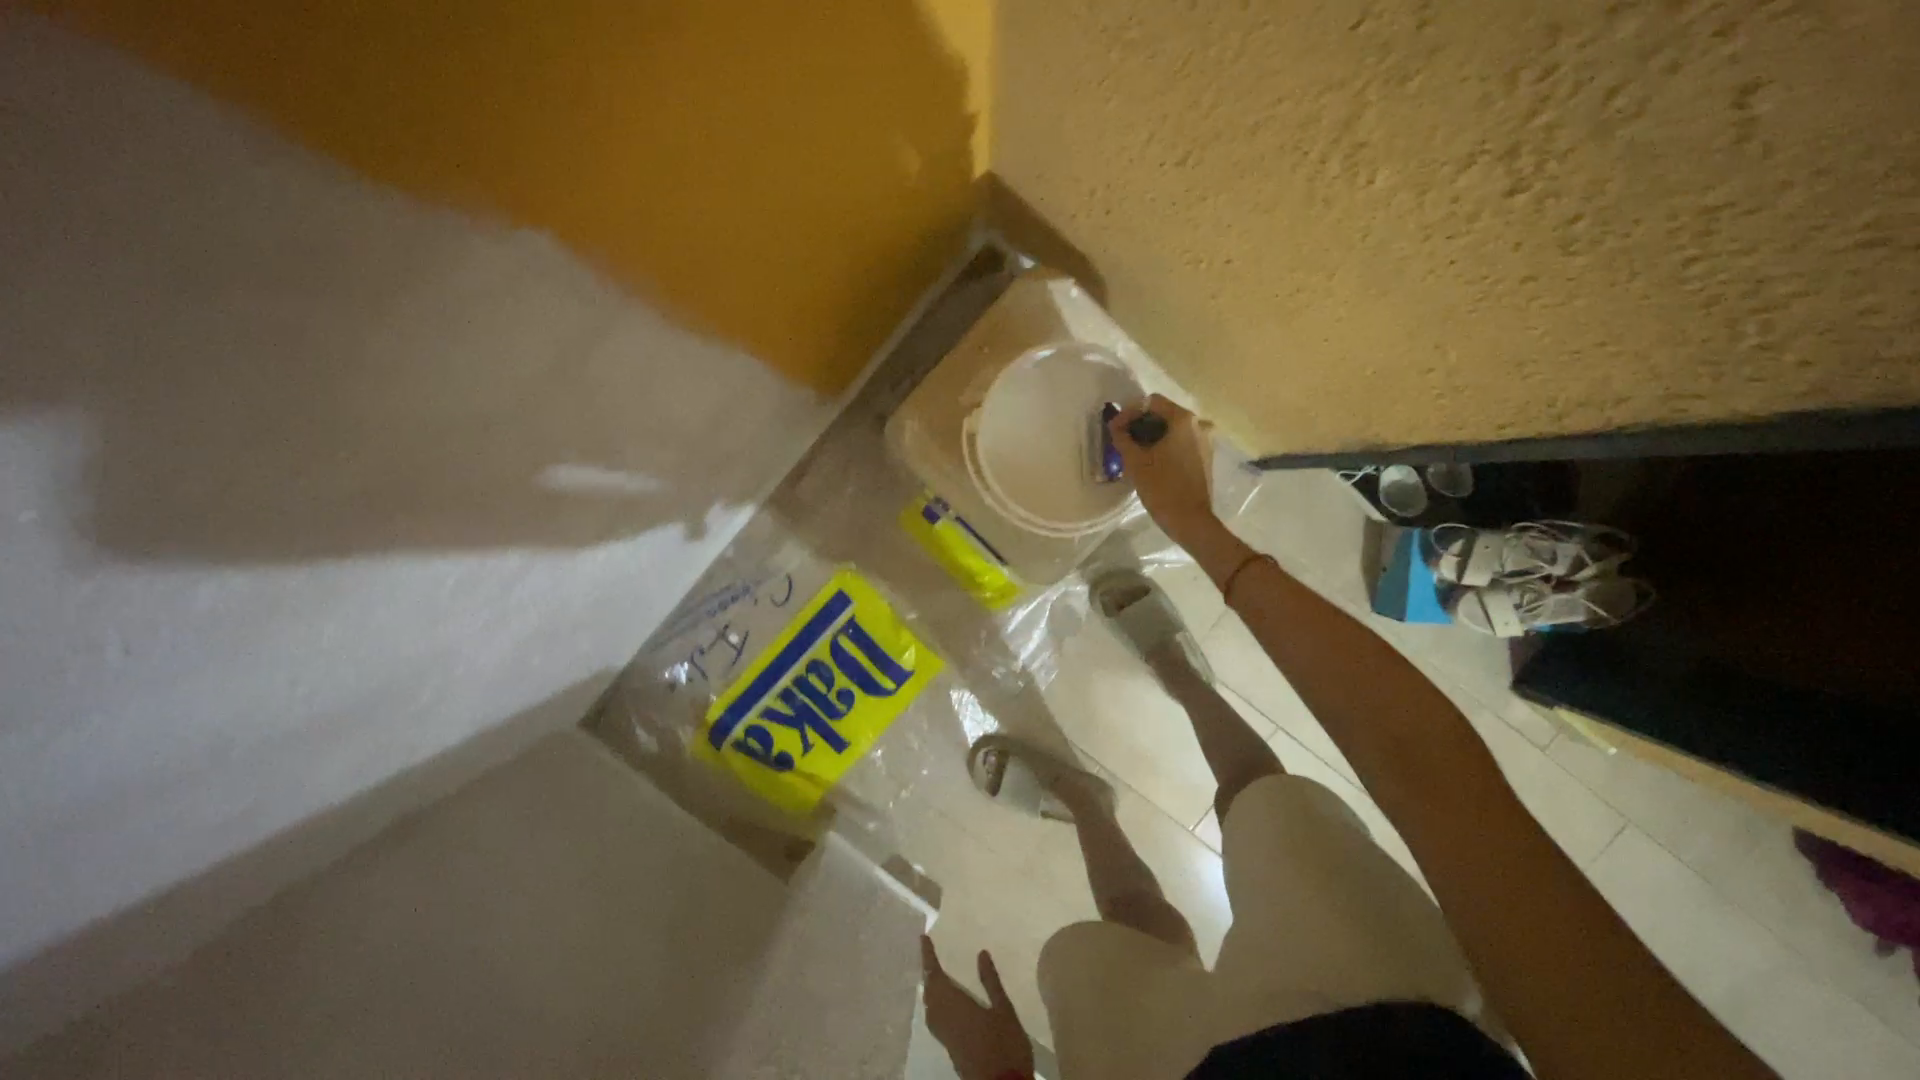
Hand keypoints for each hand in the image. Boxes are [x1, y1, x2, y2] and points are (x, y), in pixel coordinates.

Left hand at [920, 936, 1033, 1079]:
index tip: (923, 938)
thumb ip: (991, 982)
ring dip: (931, 989)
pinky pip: (936, 1019)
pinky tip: (949, 1005)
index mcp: (954, 1005)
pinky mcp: (950, 1048)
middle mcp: (944, 1019)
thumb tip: (981, 953)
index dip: (928, 956)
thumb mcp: (1004, 1011)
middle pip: (929, 991)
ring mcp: (946, 1036)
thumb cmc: (1005, 1046)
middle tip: (931, 955)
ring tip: (938, 975)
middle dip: (929, 972)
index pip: (935, 975)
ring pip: (931, 1007)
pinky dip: (936, 1004)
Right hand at [1111, 394, 1218, 547]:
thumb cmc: (1161, 487)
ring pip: (1174, 428)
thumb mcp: (1135, 461)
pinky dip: (1166, 445)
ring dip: (1153, 435)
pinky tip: (1152, 459)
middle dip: (1141, 423)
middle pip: (1164, 413)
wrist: (1189, 519)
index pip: (1151, 402)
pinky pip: (1182, 441)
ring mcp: (1206, 440)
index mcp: (1183, 419)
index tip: (1115, 428)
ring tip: (1135, 450)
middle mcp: (1199, 423)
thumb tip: (1115, 425)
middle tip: (1123, 439)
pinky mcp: (1206, 455)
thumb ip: (1123, 437)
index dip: (1130, 412)